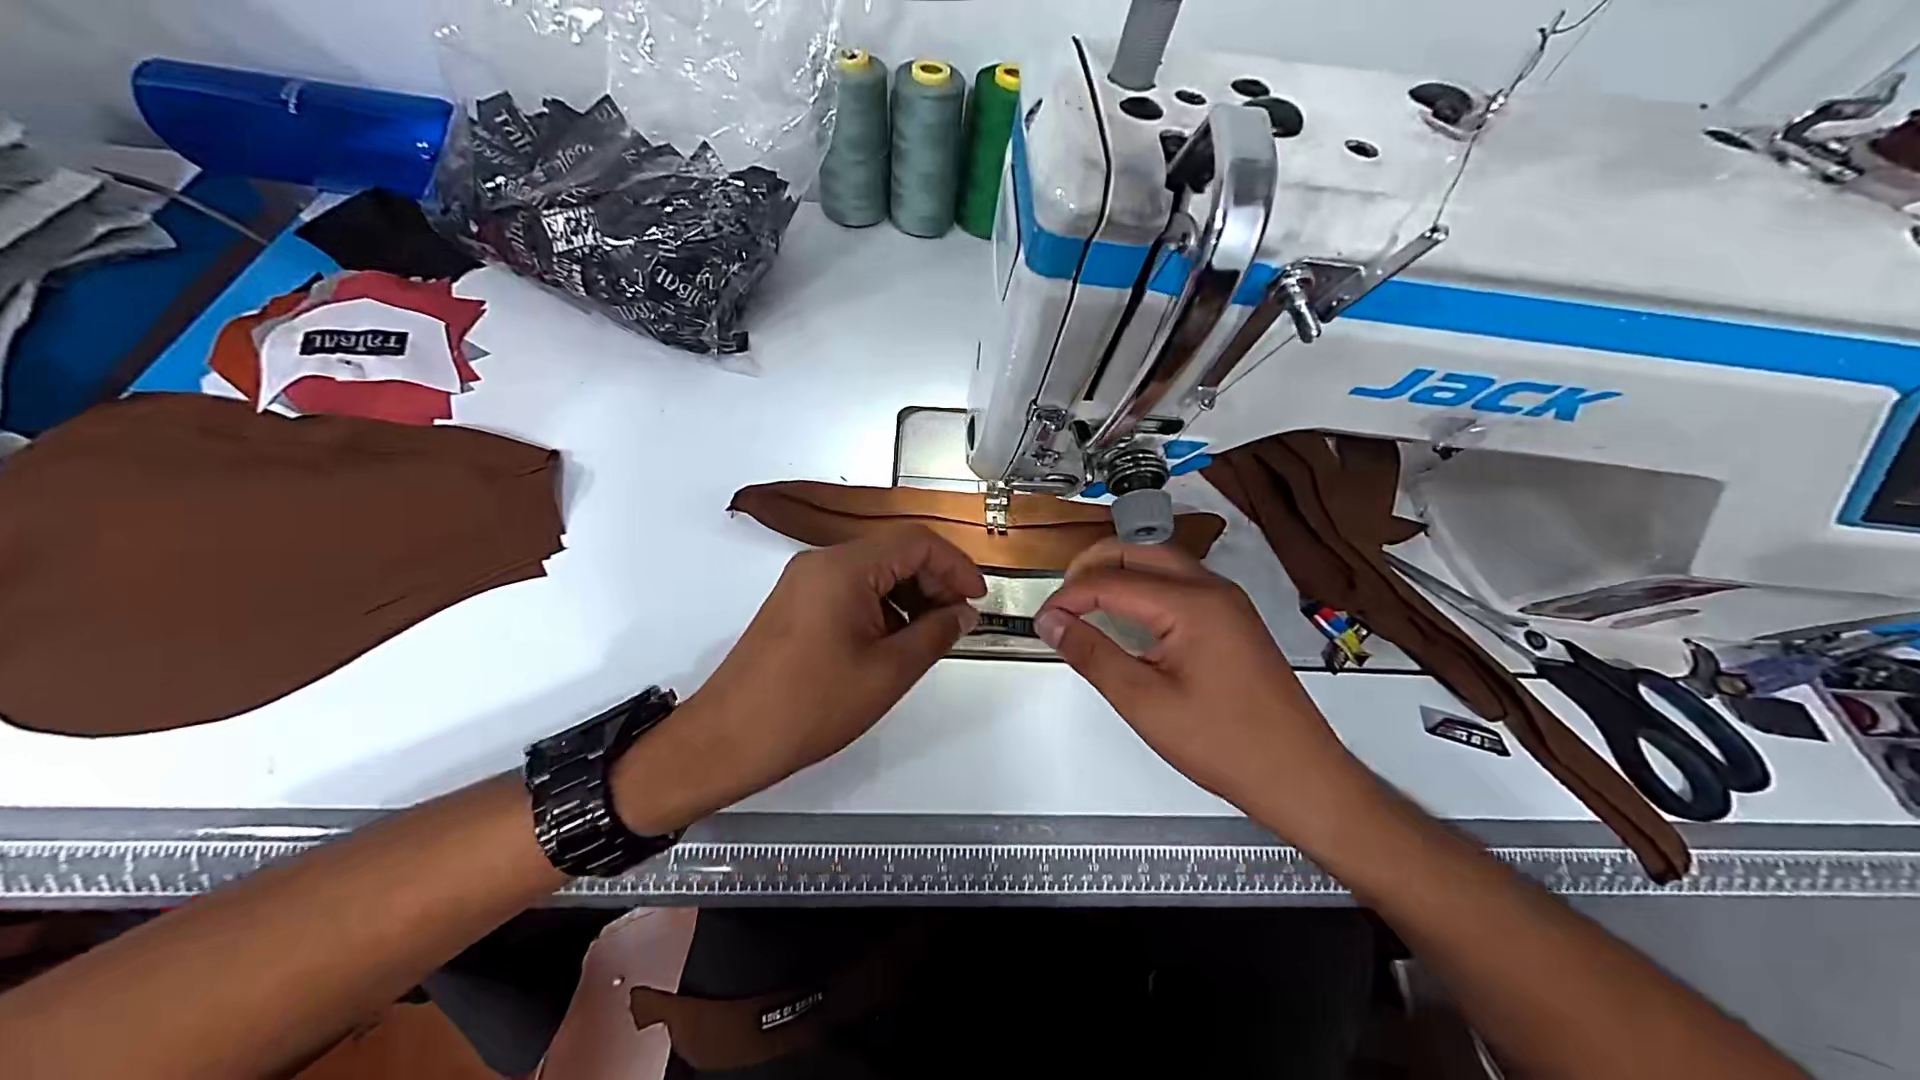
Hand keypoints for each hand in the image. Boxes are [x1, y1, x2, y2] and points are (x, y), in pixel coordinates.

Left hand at [613, 526, 985, 832]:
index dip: (956, 567)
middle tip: (958, 620)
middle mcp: (820, 565)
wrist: (727, 739)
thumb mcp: (887, 673)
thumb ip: (935, 634)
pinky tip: (896, 642)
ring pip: (874, 572)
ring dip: (909, 596)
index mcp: (843, 569)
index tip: (976, 597)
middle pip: (894, 552)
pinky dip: (882, 608)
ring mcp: (804, 583)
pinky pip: (851, 590)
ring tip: (930, 636)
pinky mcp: (797, 605)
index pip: (916, 542)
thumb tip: (962, 614)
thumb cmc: (804, 708)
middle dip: (934, 581)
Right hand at [1034, 539, 1370, 831]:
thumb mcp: (1143, 702)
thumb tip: (1054, 623)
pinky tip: (1126, 616)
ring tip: (1085, 603)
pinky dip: (1143, 586)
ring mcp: (1227, 602)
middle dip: (1091, 567)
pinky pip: (1179, 582)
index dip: (1068, 597)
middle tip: (1060, 600)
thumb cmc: (1228, 744)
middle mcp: (1213, 590)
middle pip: (1137, 551)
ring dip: (1118, 572)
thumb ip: (1092, 654)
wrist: (1298, 774)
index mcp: (1192, 604)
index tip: (1044, 620)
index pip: (1110, 580)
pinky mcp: (1233, 619)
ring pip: (1160, 561)